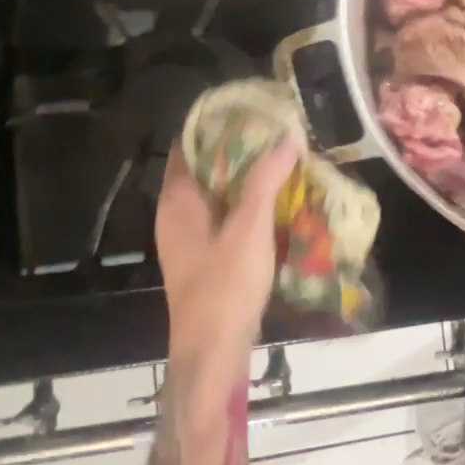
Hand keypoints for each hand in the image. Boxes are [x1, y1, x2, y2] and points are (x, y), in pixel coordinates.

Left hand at [155, 142, 300, 369]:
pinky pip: (229, 221)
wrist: (213, 351)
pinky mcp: (210, 260)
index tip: (251, 112)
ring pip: (220, 197)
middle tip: (279, 136)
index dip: (216, 126)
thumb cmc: (224, 287)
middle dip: (241, 152)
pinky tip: (281, 207)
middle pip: (207, 170)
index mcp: (177, 202)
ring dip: (249, 181)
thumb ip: (266, 182)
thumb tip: (287, 139)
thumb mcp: (249, 229)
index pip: (189, 147)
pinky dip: (251, 208)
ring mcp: (193, 240)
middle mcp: (179, 216)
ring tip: (286, 164)